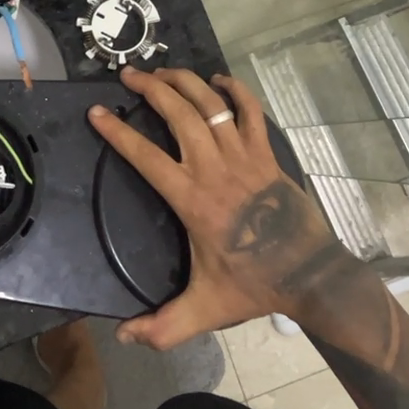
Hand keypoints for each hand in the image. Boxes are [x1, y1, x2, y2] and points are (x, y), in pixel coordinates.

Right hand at [88, 67, 352, 349]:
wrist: (311, 274)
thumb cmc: (253, 285)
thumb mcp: (205, 310)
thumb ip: (163, 327)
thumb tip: (122, 337)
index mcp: (193, 199)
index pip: (146, 156)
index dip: (118, 132)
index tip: (97, 113)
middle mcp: (215, 168)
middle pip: (179, 113)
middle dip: (151, 88)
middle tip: (129, 75)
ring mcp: (245, 155)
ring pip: (212, 104)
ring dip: (185, 82)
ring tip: (162, 71)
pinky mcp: (267, 153)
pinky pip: (251, 110)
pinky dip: (236, 90)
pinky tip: (219, 80)